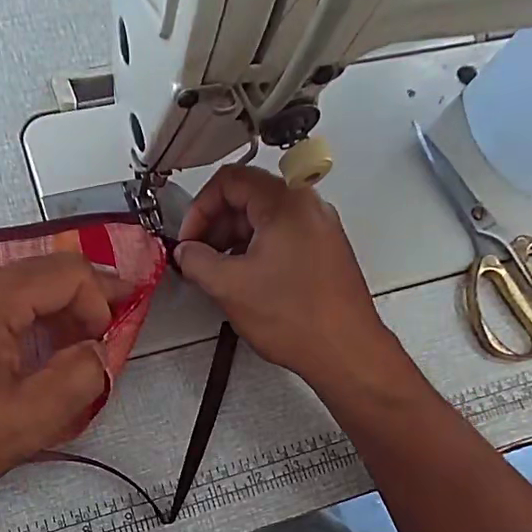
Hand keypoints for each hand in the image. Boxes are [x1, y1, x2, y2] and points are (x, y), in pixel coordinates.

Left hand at [0, 254, 120, 531]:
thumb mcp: (29, 420)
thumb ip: (80, 377)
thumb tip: (99, 351)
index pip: (68, 272)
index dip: (102, 302)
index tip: (107, 345)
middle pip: (44, 276)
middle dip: (85, 306)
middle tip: (107, 345)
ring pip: (21, 292)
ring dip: (57, 318)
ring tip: (74, 358)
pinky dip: (27, 326)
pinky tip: (34, 360)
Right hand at [174, 166, 403, 387]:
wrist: (344, 352)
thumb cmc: (302, 320)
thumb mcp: (229, 287)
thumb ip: (197, 261)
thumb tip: (187, 253)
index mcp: (287, 202)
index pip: (230, 180)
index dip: (200, 208)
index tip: (190, 237)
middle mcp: (310, 208)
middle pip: (250, 197)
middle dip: (217, 226)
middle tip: (200, 256)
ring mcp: (322, 230)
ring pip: (267, 220)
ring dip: (236, 241)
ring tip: (221, 274)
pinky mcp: (327, 253)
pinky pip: (285, 239)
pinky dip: (260, 253)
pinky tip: (248, 282)